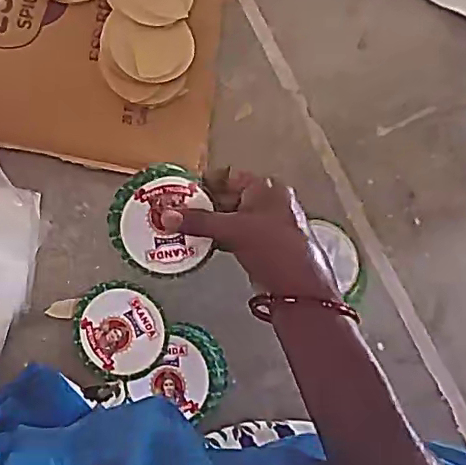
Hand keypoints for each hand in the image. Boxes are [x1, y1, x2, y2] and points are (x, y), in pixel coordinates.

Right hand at [165, 169, 338, 297]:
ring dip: (208, 223)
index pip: (227, 175)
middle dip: (202, 205)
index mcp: (265, 188)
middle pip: (227, 196)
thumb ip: (198, 221)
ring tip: (182, 227)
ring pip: (230, 217)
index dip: (203, 182)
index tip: (180, 190)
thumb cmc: (273, 247)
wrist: (298, 288)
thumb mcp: (232, 230)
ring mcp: (266, 224)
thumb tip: (166, 216)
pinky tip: (199, 243)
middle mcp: (268, 201)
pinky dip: (218, 237)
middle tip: (176, 211)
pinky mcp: (263, 244)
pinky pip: (235, 234)